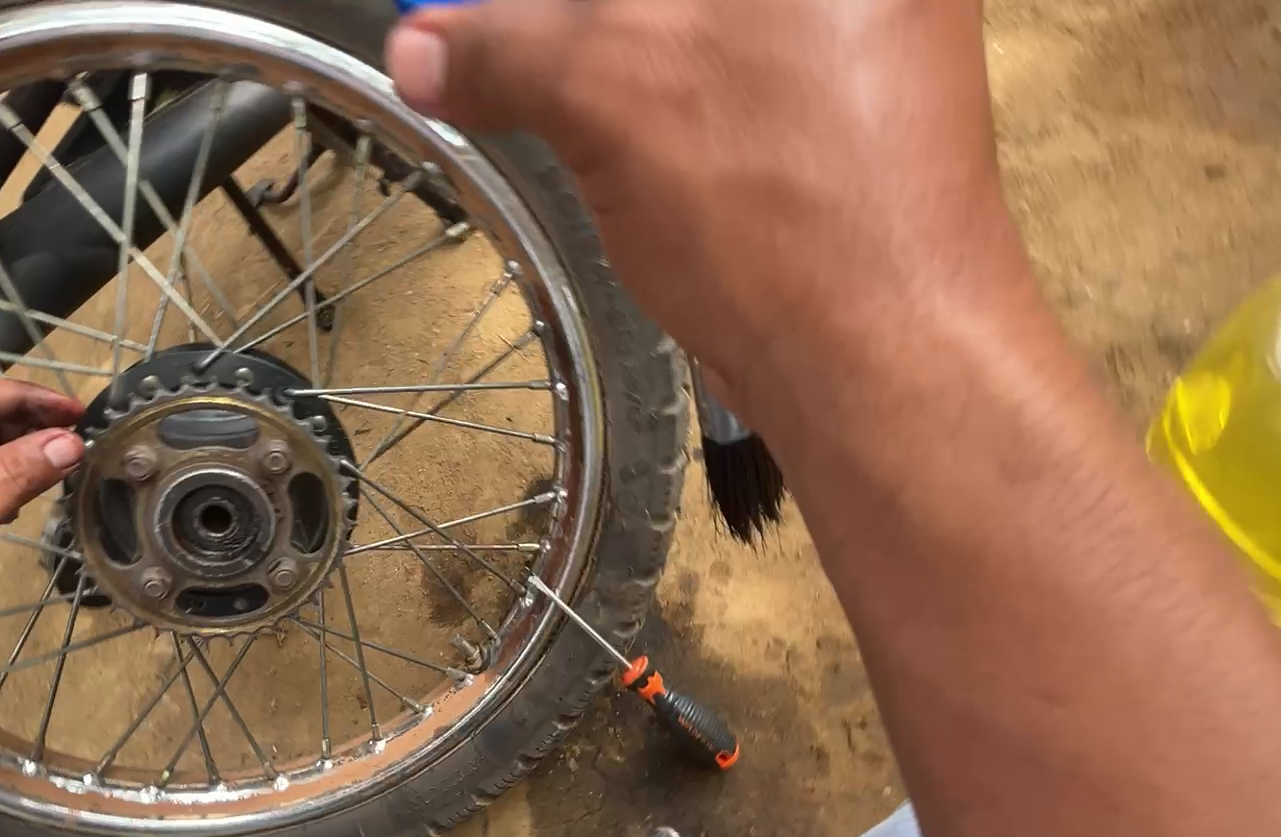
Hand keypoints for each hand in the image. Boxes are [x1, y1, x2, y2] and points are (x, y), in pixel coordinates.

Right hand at [387, 0, 1040, 425]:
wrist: (869, 357)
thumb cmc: (762, 205)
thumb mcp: (609, 98)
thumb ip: (504, 51)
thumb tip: (410, 50)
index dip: (537, 10)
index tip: (469, 23)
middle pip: (653, 7)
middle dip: (563, 29)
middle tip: (480, 43)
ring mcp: (839, 38)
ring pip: (685, 34)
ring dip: (591, 53)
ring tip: (524, 85)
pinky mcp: (824, 114)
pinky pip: (713, 77)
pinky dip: (642, 96)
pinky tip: (596, 127)